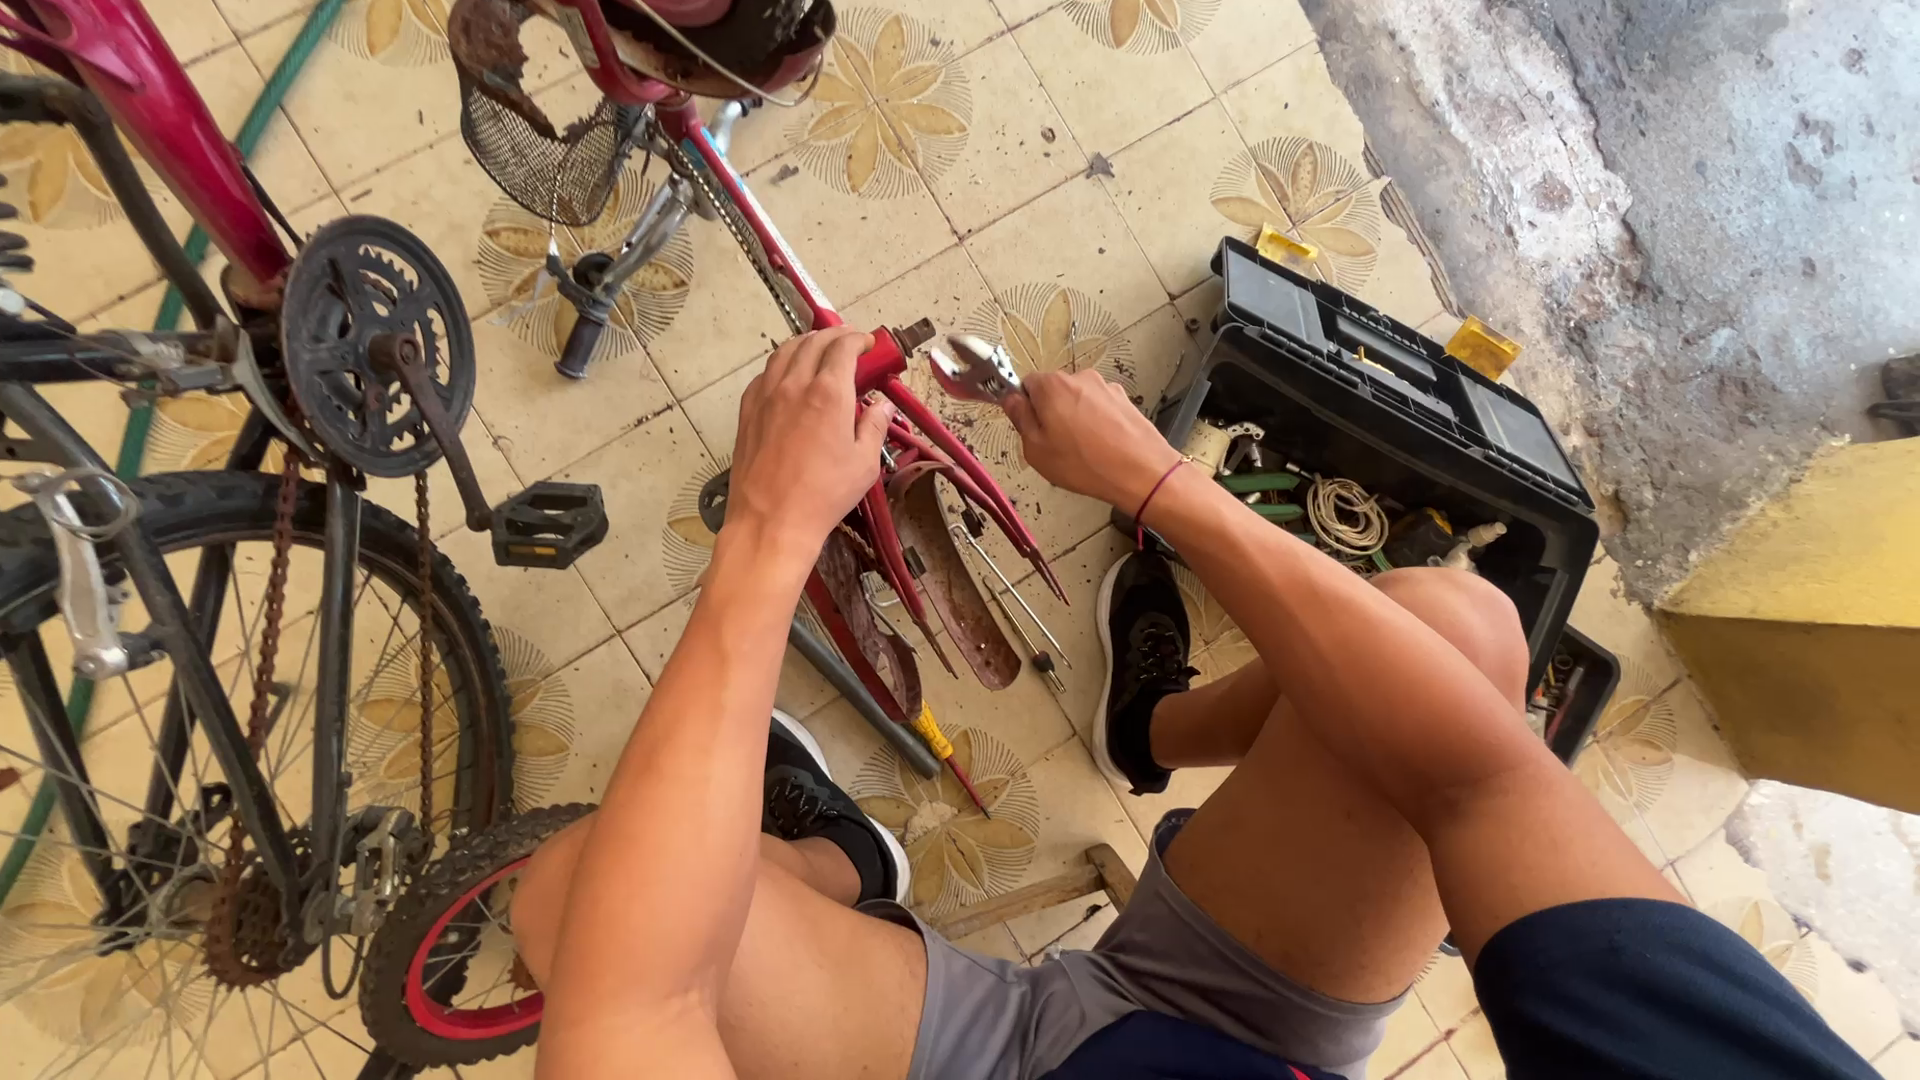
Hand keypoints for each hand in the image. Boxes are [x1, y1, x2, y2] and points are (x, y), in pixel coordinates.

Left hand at [728, 327, 894, 552]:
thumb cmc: (824, 494)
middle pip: (813, 342)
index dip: (857, 339)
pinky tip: (788, 374)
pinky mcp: (748, 411)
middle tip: (848, 340)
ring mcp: (767, 396)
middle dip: (834, 335)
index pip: (843, 348)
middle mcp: (795, 385)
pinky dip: (781, 364)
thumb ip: (875, 427)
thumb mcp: (864, 463)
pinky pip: (765, 374)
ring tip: (818, 347)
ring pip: (785, 352)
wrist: (772, 519)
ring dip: (806, 343)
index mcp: (829, 394)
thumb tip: (883, 407)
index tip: (867, 343)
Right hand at [1003, 368, 1181, 510]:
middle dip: (1050, 413)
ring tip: (1082, 450)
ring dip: (1074, 418)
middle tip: (1054, 445)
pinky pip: (1099, 408)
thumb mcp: (1036, 449)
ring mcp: (1105, 387)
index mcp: (1052, 385)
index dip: (1025, 407)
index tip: (1030, 430)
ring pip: (1078, 400)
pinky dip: (1096, 422)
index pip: (1026, 384)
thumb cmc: (1083, 464)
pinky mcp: (1124, 400)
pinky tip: (1101, 446)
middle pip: (1053, 391)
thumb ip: (1020, 418)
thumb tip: (1012, 399)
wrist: (1141, 471)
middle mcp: (1079, 377)